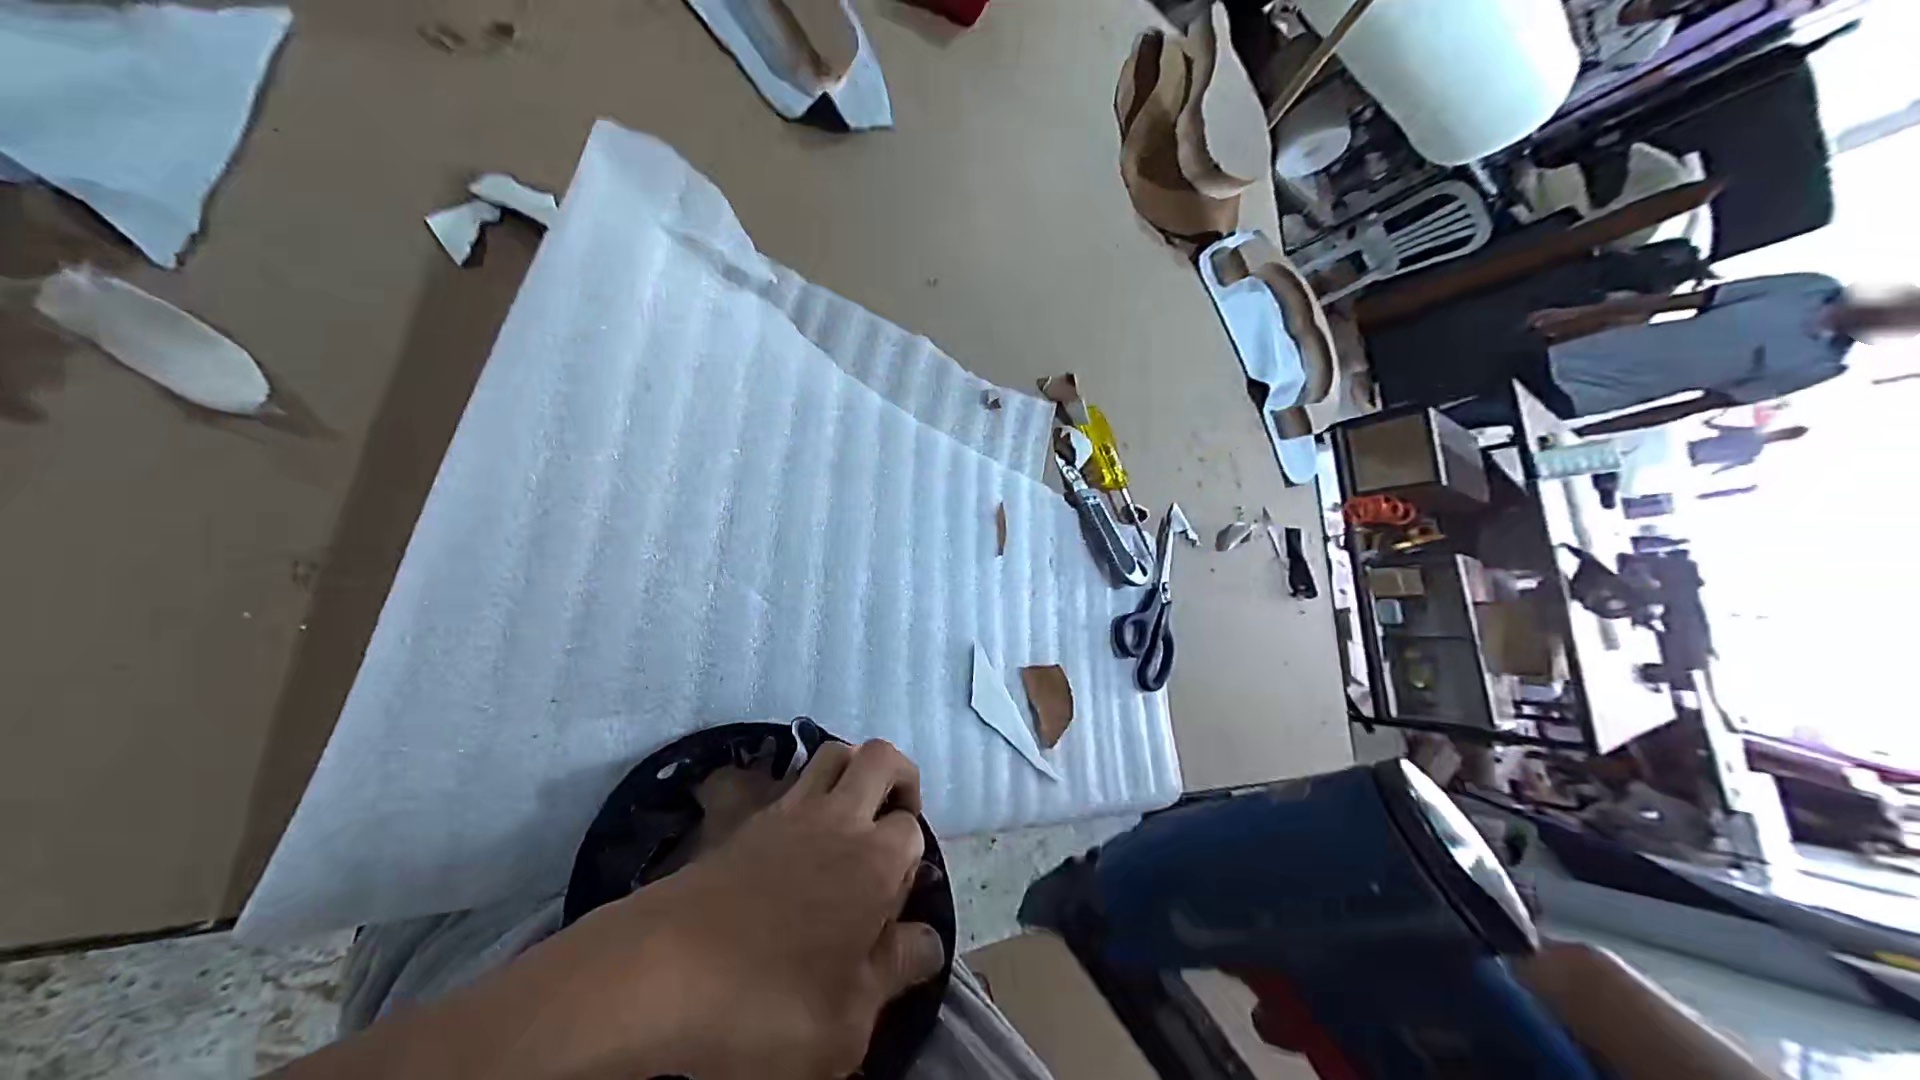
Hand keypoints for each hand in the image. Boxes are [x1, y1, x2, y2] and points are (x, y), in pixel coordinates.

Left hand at [275, 739, 943, 1079]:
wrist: (624, 995)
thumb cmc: (748, 1026)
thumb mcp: (838, 1030)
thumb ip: (888, 976)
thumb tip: (922, 941)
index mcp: (867, 864)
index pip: (919, 835)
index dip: (921, 858)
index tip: (907, 899)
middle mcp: (830, 820)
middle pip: (885, 759)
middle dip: (903, 776)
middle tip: (897, 821)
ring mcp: (780, 812)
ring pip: (834, 753)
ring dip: (856, 769)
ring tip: (852, 814)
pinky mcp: (733, 823)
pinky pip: (784, 777)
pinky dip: (804, 783)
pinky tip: (789, 829)